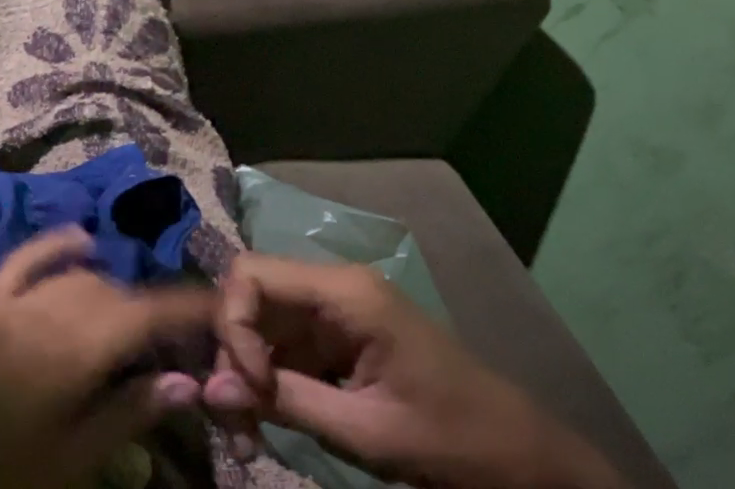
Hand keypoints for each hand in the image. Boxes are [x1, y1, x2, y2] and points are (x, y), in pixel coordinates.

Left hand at [0, 227, 213, 488]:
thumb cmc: (4, 476)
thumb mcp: (72, 459)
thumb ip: (128, 414)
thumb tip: (186, 380)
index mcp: (68, 355)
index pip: (140, 314)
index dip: (182, 306)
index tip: (216, 304)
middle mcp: (40, 315)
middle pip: (109, 292)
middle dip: (148, 306)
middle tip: (173, 336)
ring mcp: (7, 304)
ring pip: (73, 277)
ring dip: (109, 287)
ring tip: (134, 316)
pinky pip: (22, 261)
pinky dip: (53, 246)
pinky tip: (81, 240)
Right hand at [205, 254, 625, 488]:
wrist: (523, 459)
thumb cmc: (453, 440)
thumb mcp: (365, 430)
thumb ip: (285, 402)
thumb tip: (210, 390)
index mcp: (346, 294)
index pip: (250, 275)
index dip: (231, 324)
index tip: (244, 384)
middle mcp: (333, 290)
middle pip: (249, 300)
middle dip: (231, 356)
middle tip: (232, 421)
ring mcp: (335, 314)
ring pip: (258, 327)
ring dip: (243, 376)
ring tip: (246, 434)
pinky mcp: (337, 340)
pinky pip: (281, 349)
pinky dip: (265, 384)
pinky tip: (264, 425)